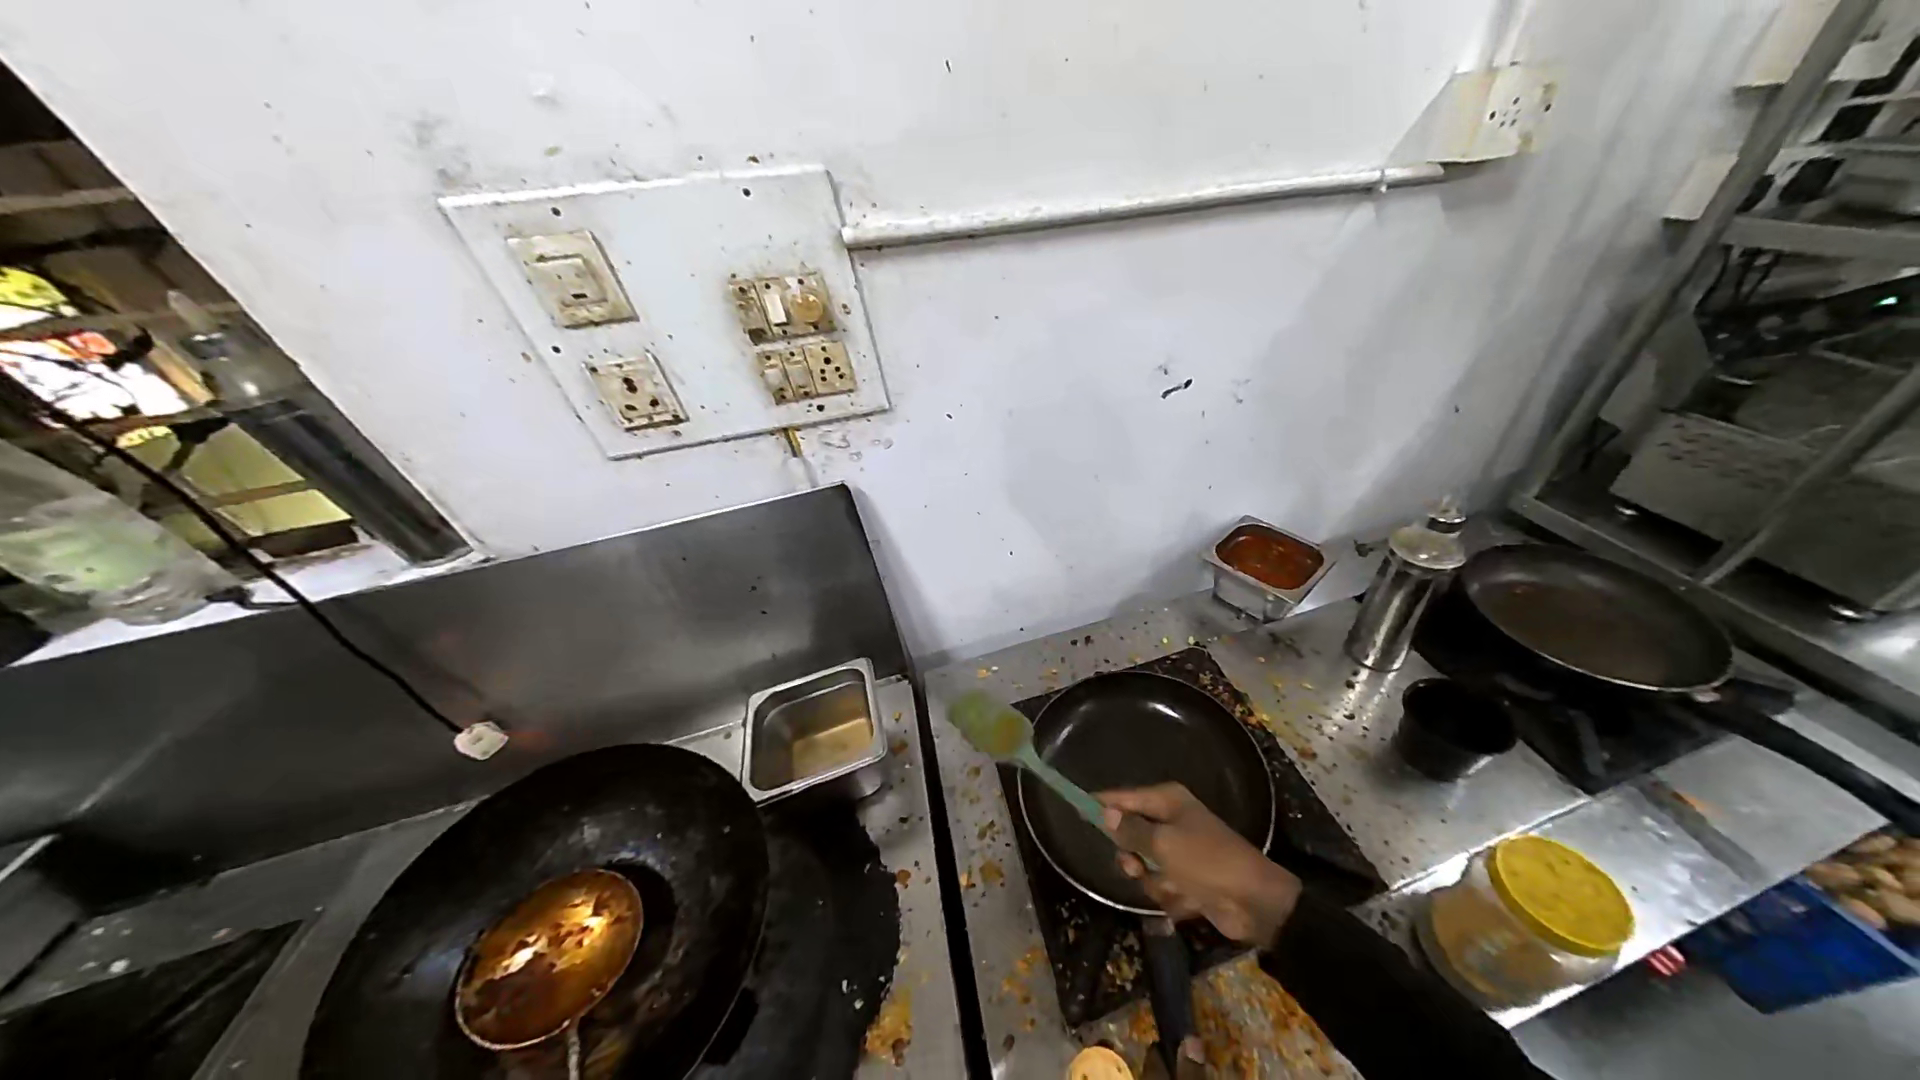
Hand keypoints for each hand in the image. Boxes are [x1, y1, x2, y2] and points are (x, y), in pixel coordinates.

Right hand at [1098, 783, 1301, 947]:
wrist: (1256, 904)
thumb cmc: (1207, 862)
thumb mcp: (1163, 845)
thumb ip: (1131, 830)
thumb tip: (1105, 812)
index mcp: (1167, 801)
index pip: (1123, 797)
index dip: (1100, 804)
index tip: (1076, 808)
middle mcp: (1171, 820)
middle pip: (1130, 834)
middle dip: (1132, 856)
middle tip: (1135, 866)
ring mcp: (1180, 851)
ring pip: (1143, 865)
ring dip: (1153, 880)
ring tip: (1173, 886)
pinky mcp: (1187, 879)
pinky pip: (1161, 884)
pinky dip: (1171, 895)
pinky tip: (1188, 900)